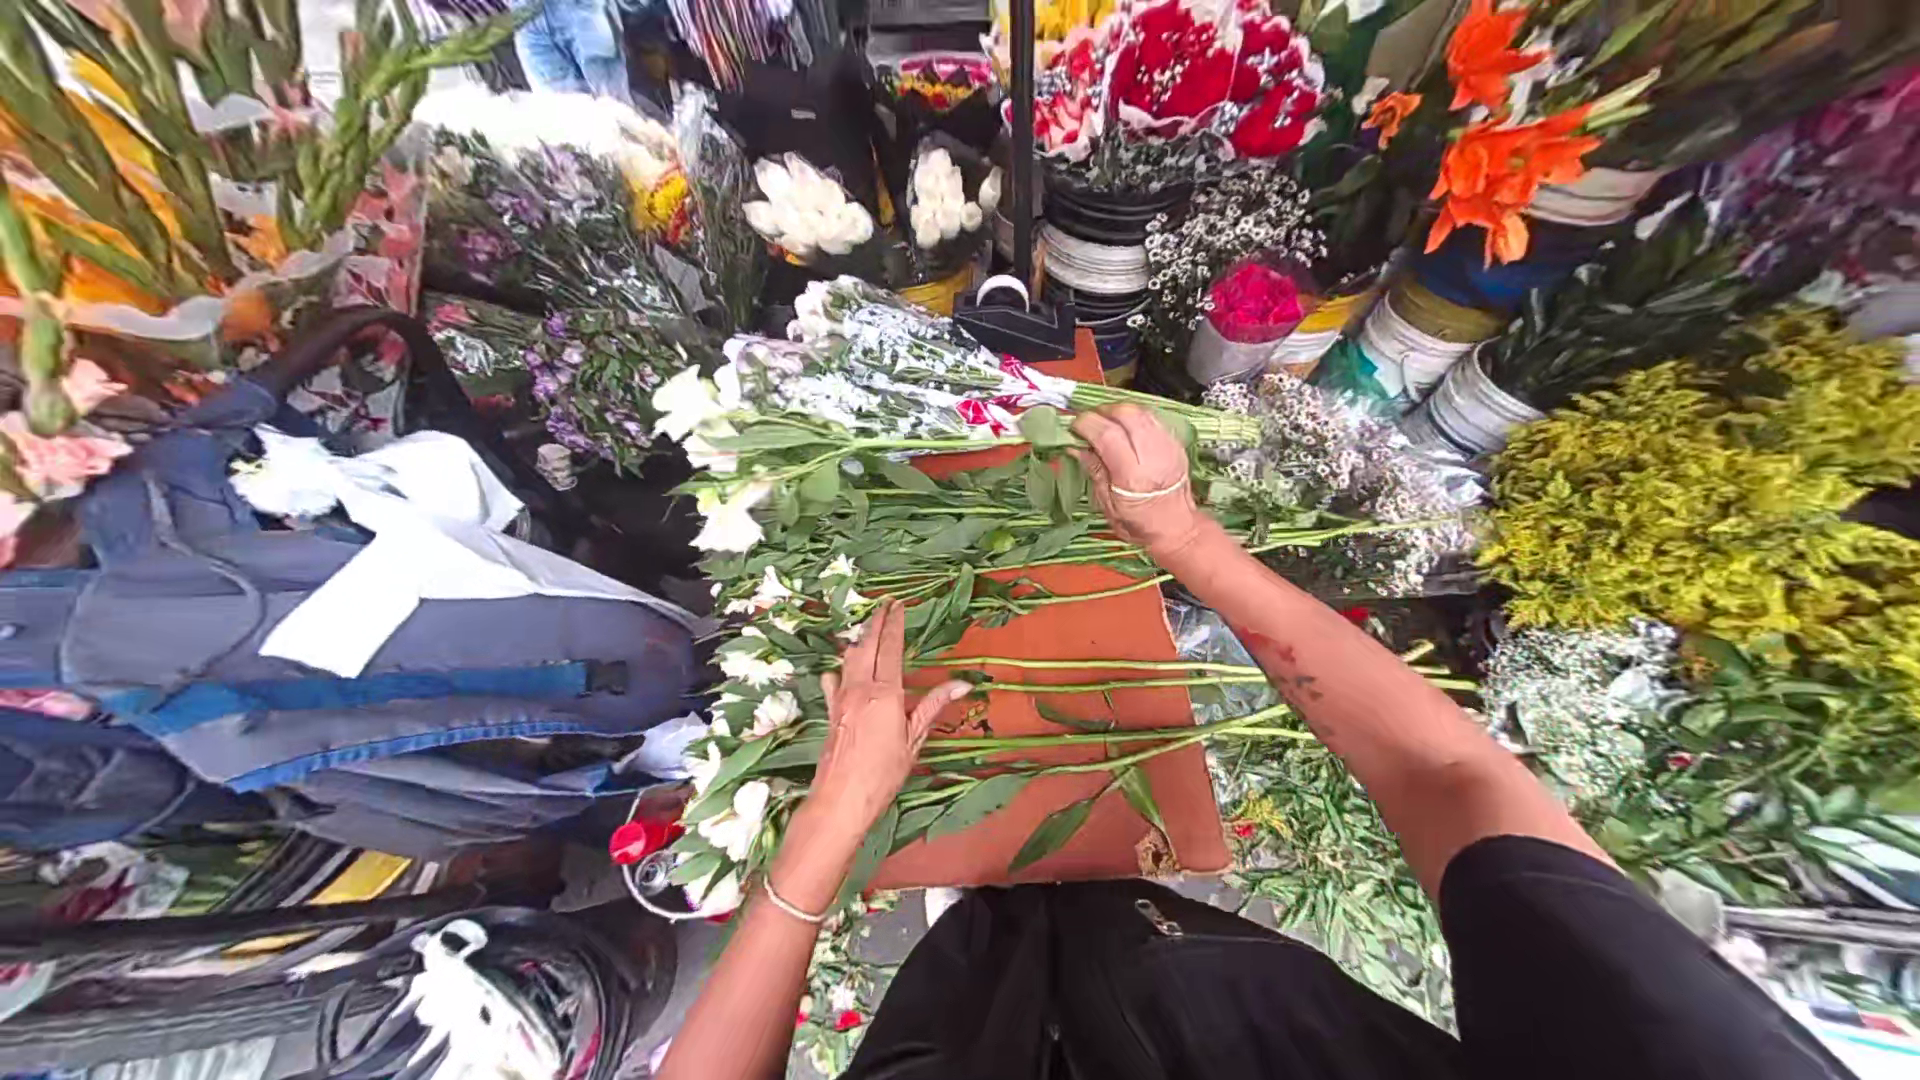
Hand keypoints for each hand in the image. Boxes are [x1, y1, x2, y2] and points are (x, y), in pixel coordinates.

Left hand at [809, 601, 969, 839]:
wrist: (840, 799)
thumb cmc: (883, 774)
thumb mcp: (914, 739)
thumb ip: (934, 706)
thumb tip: (963, 683)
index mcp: (885, 692)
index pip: (890, 648)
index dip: (894, 624)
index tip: (898, 605)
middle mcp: (859, 687)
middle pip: (866, 644)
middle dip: (875, 621)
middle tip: (884, 604)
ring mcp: (841, 697)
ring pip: (848, 657)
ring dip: (859, 639)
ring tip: (869, 628)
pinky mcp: (831, 710)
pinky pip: (834, 679)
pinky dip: (841, 667)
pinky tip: (842, 669)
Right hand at [1071, 404, 1205, 559]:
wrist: (1176, 527)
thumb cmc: (1137, 523)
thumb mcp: (1107, 504)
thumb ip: (1094, 470)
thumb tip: (1075, 446)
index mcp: (1132, 476)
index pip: (1107, 434)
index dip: (1086, 424)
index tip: (1073, 427)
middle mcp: (1153, 456)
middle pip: (1126, 414)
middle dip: (1102, 412)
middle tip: (1088, 422)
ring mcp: (1168, 447)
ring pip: (1141, 411)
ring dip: (1118, 411)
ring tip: (1105, 423)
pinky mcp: (1176, 443)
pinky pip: (1152, 418)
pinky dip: (1134, 418)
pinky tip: (1125, 428)